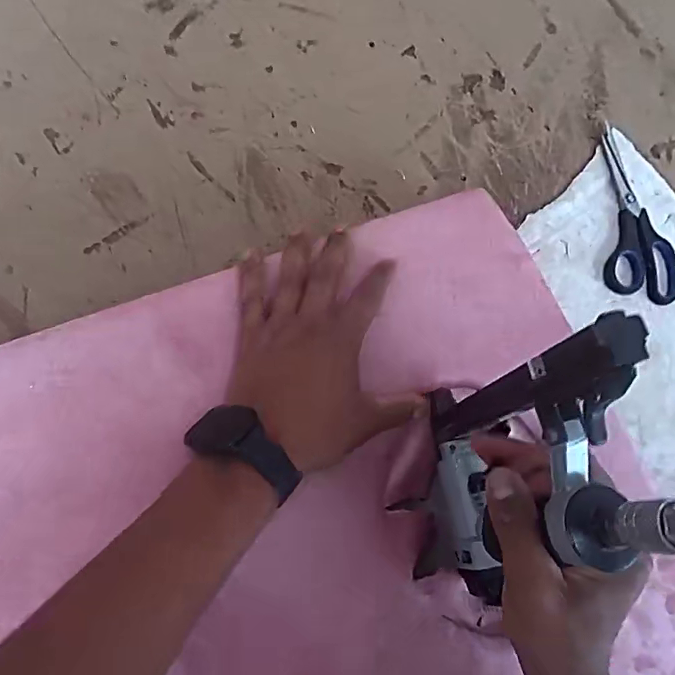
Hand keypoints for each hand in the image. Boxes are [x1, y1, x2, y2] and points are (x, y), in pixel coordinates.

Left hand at [229, 231, 422, 471]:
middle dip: (337, 252)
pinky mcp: (251, 338)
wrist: (261, 445)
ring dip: (298, 254)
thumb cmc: (316, 432)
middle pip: (326, 279)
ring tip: (303, 229)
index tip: (388, 261)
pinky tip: (251, 254)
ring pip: (290, 281)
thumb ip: (395, 410)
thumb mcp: (364, 423)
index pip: (366, 302)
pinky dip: (251, 275)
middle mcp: (311, 325)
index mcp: (341, 341)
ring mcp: (278, 328)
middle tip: (342, 229)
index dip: (378, 280)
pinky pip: (251, 299)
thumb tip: (424, 404)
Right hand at [484, 464, 649, 674]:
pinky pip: (558, 516)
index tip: (501, 452)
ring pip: (562, 496)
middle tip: (485, 459)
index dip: (541, 460)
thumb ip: (517, 527)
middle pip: (572, 483)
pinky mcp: (585, 552)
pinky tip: (504, 501)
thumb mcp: (530, 581)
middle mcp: (617, 536)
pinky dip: (529, 505)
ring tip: (489, 474)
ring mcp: (602, 544)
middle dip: (527, 467)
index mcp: (618, 541)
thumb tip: (500, 476)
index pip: (585, 479)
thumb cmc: (552, 638)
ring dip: (525, 482)